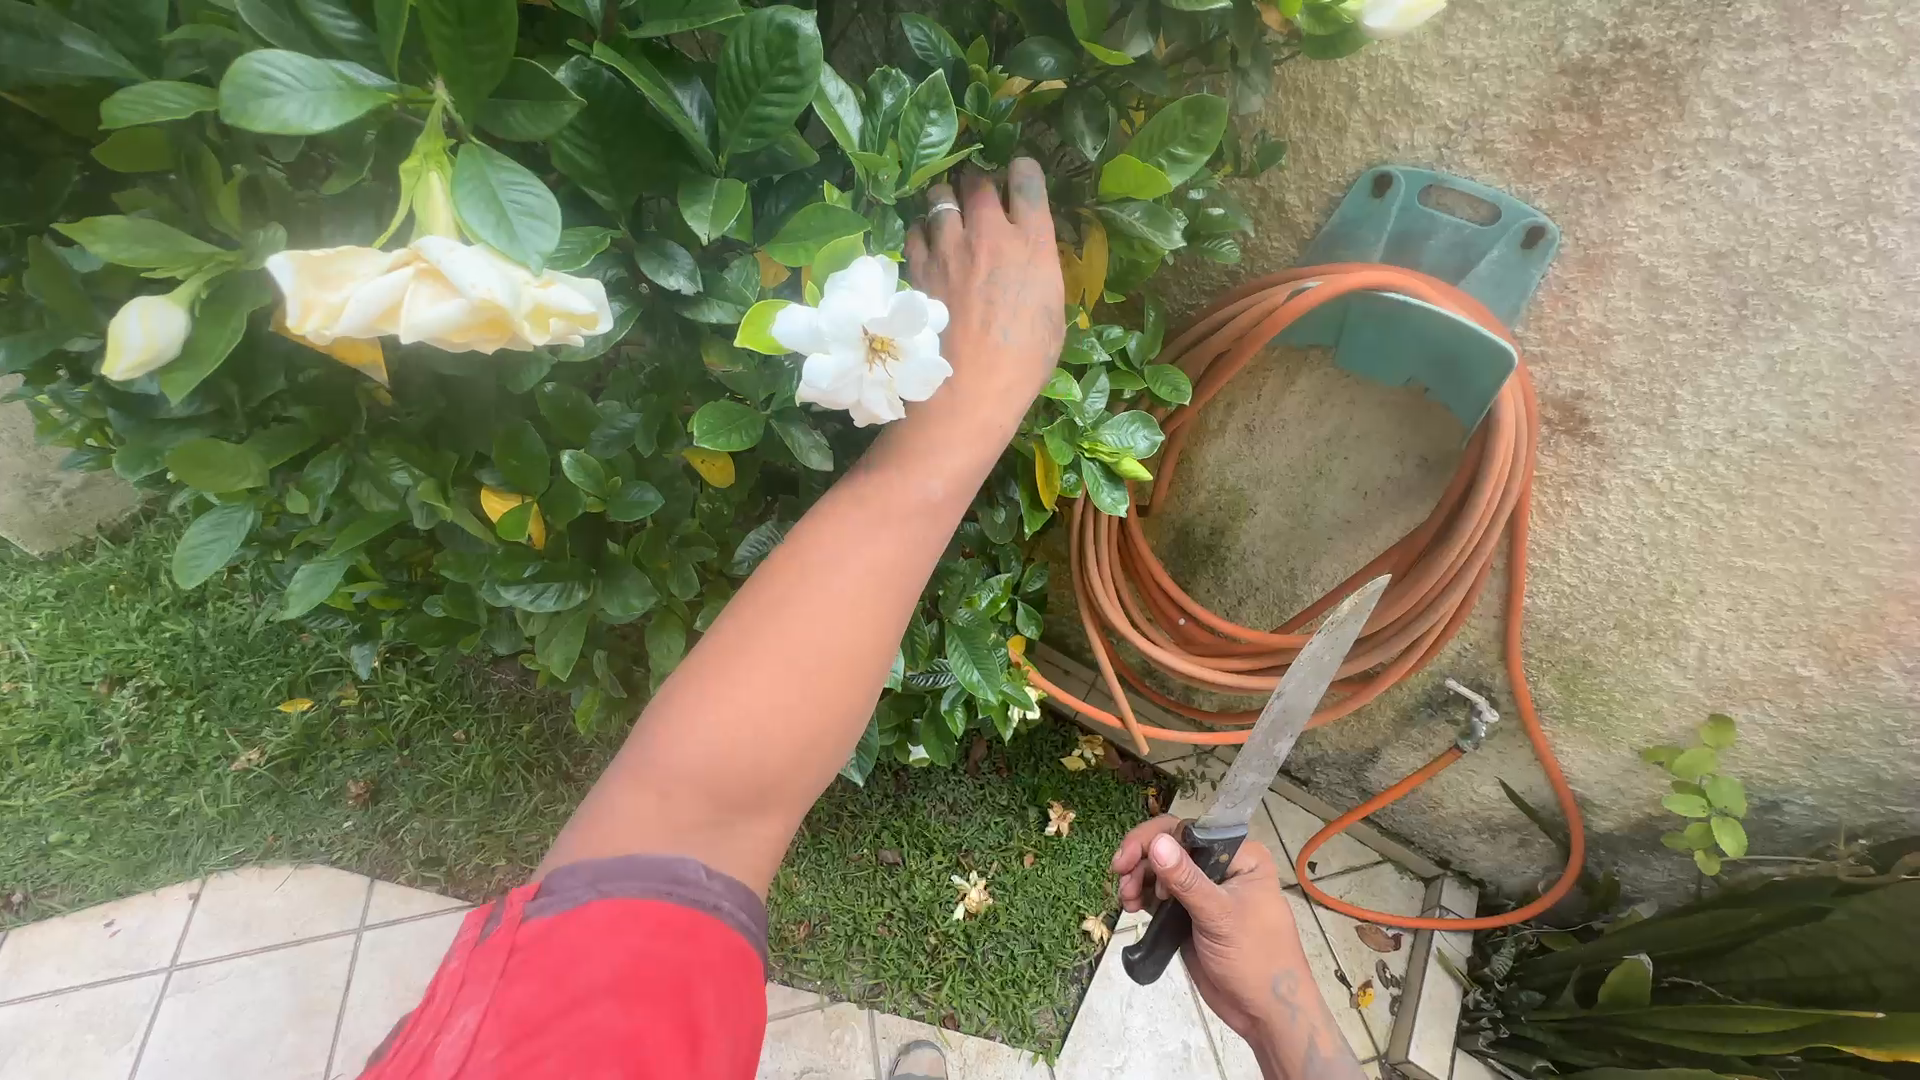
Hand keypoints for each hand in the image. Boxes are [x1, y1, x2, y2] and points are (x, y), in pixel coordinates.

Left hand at [903, 159, 1064, 429]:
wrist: (970, 390)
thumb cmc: (1024, 364)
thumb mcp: (1052, 317)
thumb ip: (1040, 276)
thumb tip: (1031, 263)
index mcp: (1032, 243)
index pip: (1027, 181)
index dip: (1022, 172)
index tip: (1018, 176)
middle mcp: (989, 233)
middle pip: (978, 182)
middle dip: (980, 183)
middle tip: (979, 197)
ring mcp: (949, 248)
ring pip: (940, 198)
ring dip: (946, 201)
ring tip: (948, 216)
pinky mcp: (918, 267)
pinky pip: (915, 231)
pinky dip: (922, 232)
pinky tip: (927, 245)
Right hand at [1111, 816, 1364, 1079]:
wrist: (1265, 1016)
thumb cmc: (1256, 961)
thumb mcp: (1220, 917)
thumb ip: (1186, 880)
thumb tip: (1156, 842)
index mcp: (1240, 855)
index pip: (1188, 831)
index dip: (1153, 839)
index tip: (1127, 858)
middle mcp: (1221, 864)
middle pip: (1169, 846)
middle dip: (1142, 861)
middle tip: (1120, 879)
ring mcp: (1204, 888)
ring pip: (1160, 868)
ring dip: (1138, 879)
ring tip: (1126, 900)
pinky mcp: (1190, 911)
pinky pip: (1159, 892)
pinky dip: (1142, 895)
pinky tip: (1131, 906)